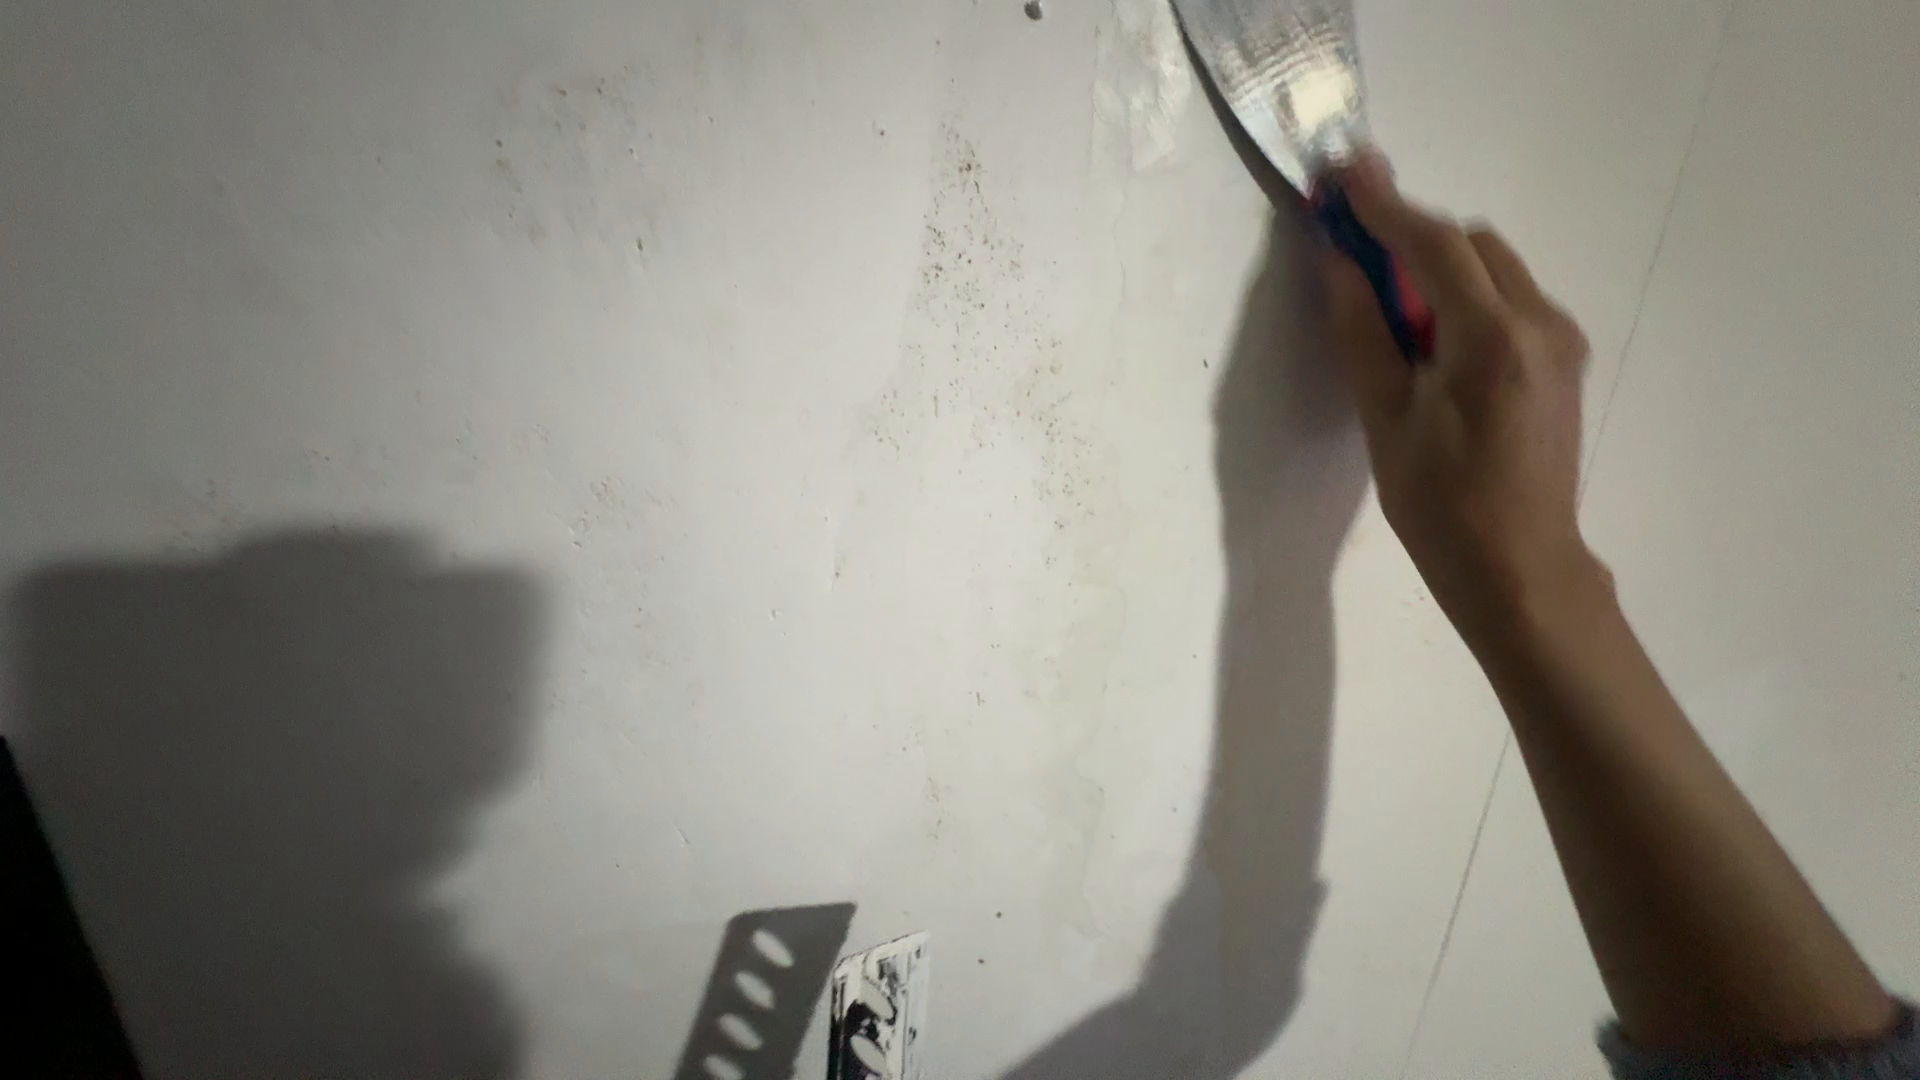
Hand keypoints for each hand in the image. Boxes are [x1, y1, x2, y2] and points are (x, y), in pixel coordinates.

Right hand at [1325, 150, 1598, 643]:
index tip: (1344, 174)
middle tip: (1352, 252)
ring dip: (1437, 265)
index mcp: (1492, 339)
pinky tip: (1428, 338)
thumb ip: (1361, 333)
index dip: (1384, 206)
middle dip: (1410, 235)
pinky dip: (1461, 295)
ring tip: (1385, 304)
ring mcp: (1561, 339)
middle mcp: (1542, 322)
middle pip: (1471, 244)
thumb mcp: (1383, 420)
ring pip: (1493, 268)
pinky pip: (1507, 299)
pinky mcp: (1562, 358)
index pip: (1434, 245)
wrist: (1517, 564)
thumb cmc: (1436, 502)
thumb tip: (1336, 265)